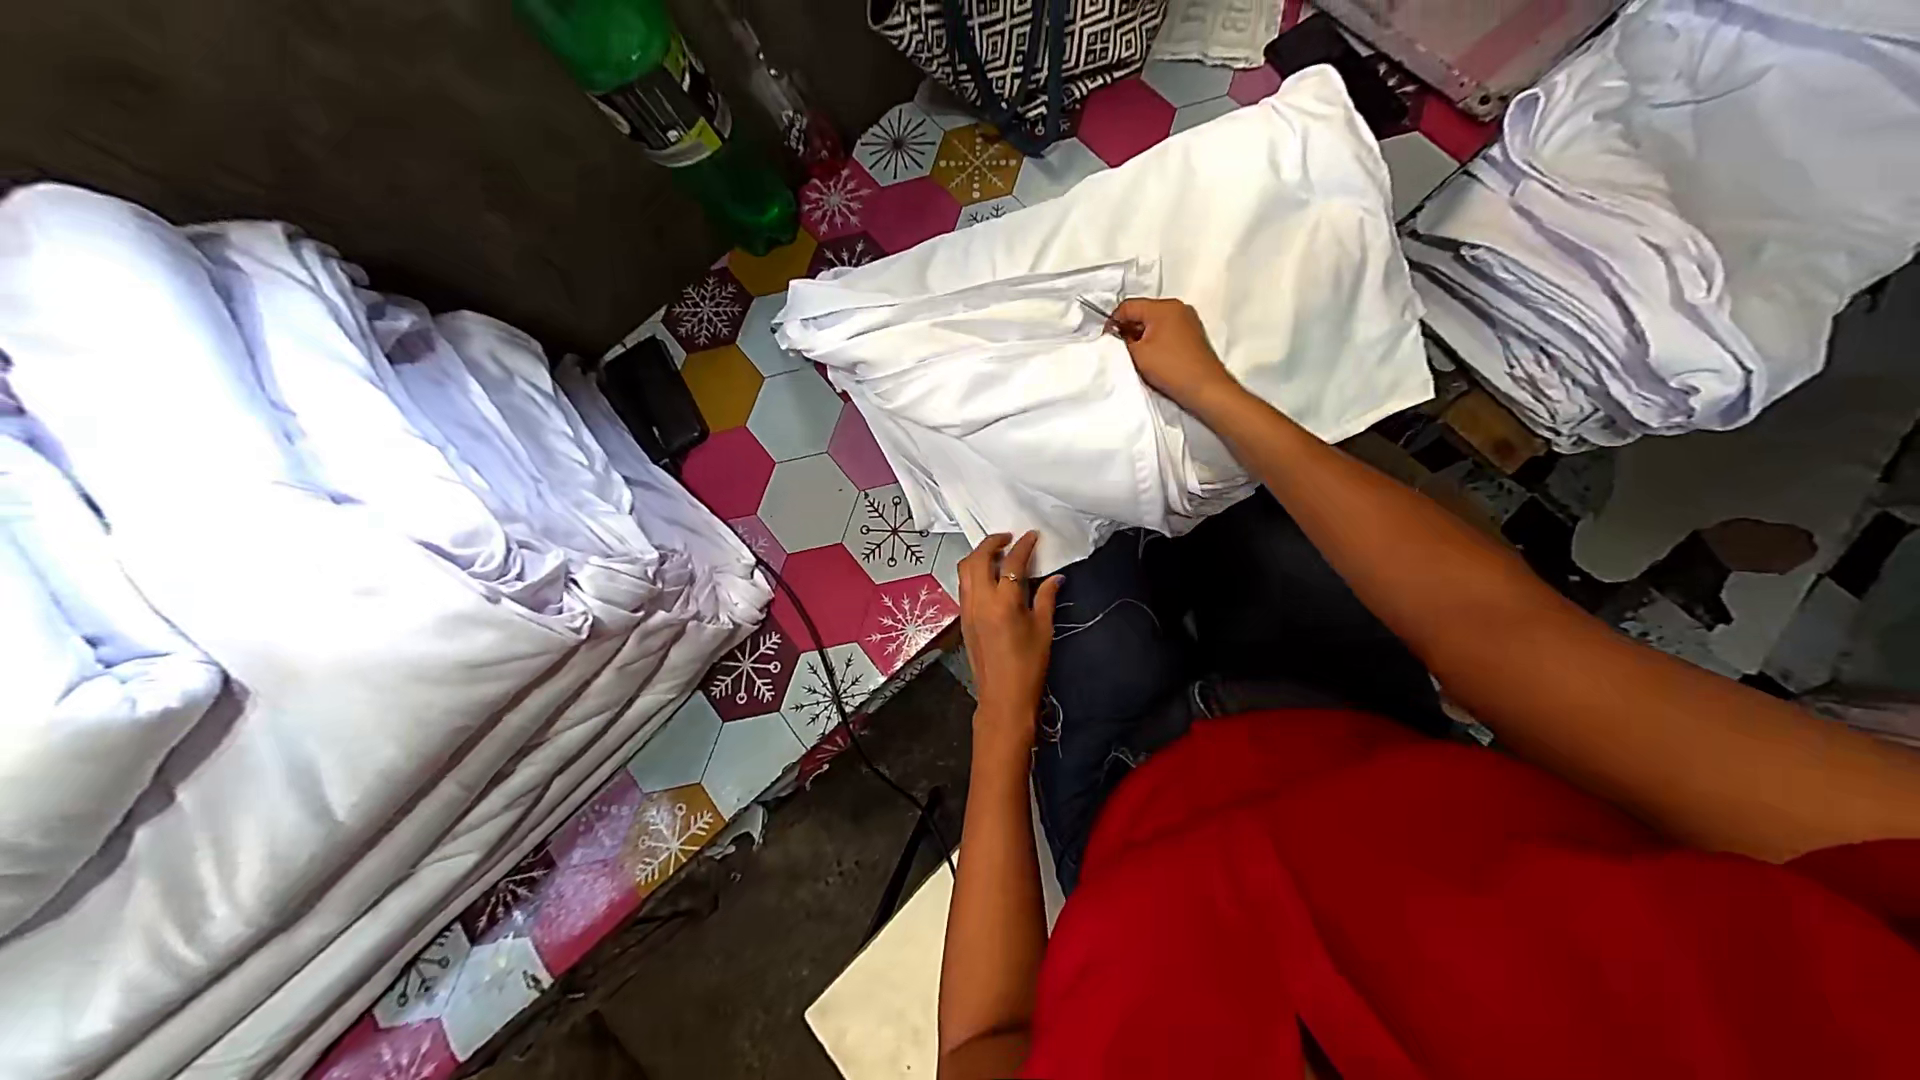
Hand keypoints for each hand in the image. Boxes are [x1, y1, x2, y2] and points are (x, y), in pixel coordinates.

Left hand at [958, 531, 1062, 755]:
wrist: (1003, 697)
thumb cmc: (1028, 666)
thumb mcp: (1043, 629)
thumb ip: (1047, 598)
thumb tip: (1055, 577)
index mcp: (1003, 602)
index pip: (1012, 563)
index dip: (1024, 545)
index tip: (1032, 535)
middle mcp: (980, 600)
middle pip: (978, 558)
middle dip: (992, 542)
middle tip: (1009, 538)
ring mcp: (968, 609)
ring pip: (965, 570)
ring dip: (979, 555)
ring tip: (998, 552)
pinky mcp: (963, 619)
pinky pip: (964, 585)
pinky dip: (974, 572)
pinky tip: (989, 576)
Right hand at [1110, 297, 1243, 414]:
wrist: (1204, 388)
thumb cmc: (1172, 369)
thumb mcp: (1137, 354)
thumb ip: (1122, 339)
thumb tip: (1119, 334)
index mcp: (1163, 307)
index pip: (1128, 306)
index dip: (1113, 321)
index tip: (1107, 338)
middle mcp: (1178, 308)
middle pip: (1143, 312)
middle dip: (1129, 328)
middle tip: (1121, 349)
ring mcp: (1188, 321)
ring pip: (1155, 322)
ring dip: (1143, 336)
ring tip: (1138, 357)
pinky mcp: (1192, 335)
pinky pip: (1167, 330)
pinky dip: (1156, 341)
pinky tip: (1153, 358)